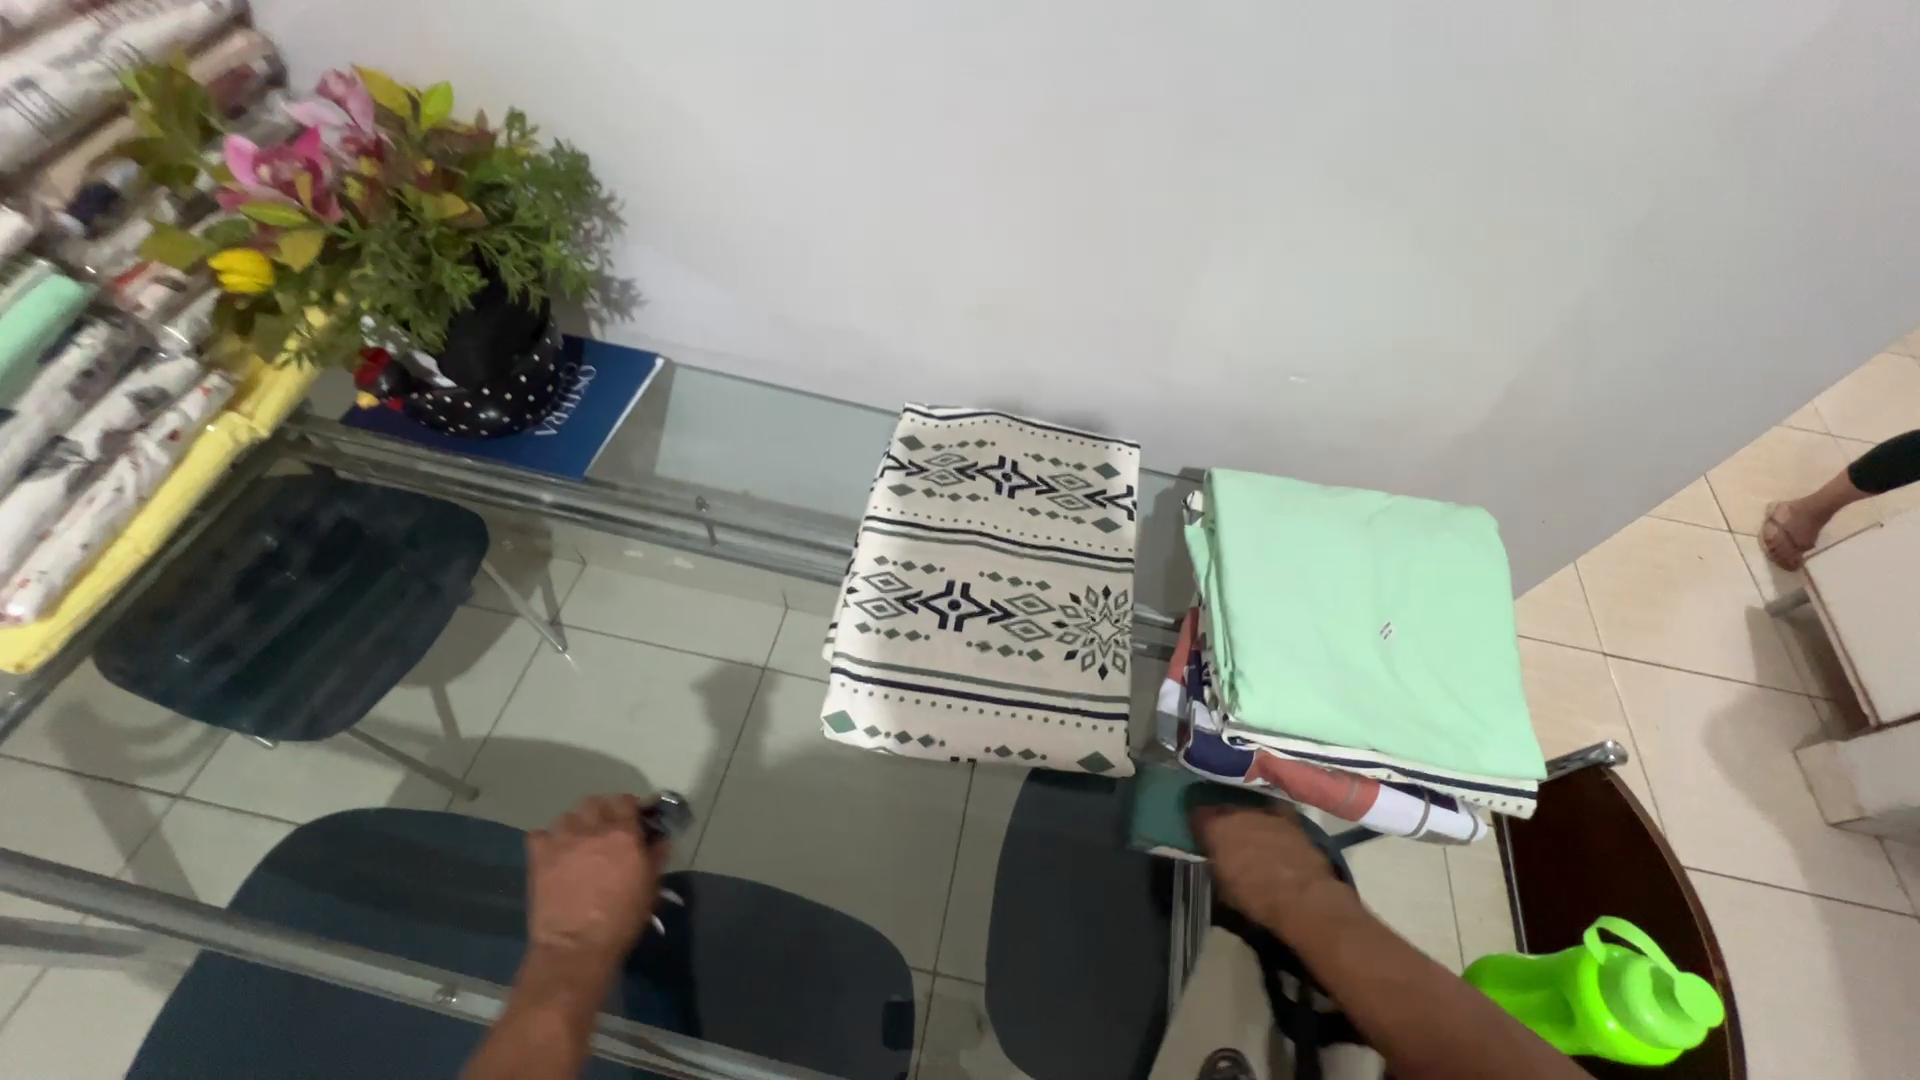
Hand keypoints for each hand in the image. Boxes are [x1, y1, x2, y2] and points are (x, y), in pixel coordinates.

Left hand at [525, 794, 669, 967]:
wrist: (576, 948)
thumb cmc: (621, 918)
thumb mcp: (651, 886)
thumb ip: (656, 855)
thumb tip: (659, 838)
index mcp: (623, 833)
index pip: (625, 800)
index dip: (629, 807)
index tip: (633, 819)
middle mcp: (592, 829)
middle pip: (594, 802)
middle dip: (601, 811)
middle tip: (605, 830)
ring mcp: (562, 841)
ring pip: (567, 816)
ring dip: (575, 824)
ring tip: (578, 842)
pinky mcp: (538, 858)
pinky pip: (539, 835)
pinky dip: (547, 840)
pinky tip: (554, 854)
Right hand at [1190, 802, 1342, 929]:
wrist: (1302, 897)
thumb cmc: (1255, 897)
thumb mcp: (1222, 888)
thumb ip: (1214, 866)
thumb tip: (1213, 862)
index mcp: (1214, 828)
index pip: (1196, 815)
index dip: (1198, 826)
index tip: (1201, 837)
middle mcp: (1236, 812)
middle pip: (1223, 809)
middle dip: (1223, 822)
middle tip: (1226, 839)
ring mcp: (1264, 813)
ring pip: (1249, 810)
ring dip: (1248, 822)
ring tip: (1252, 838)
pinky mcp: (1290, 819)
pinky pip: (1276, 813)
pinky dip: (1272, 822)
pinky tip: (1275, 833)